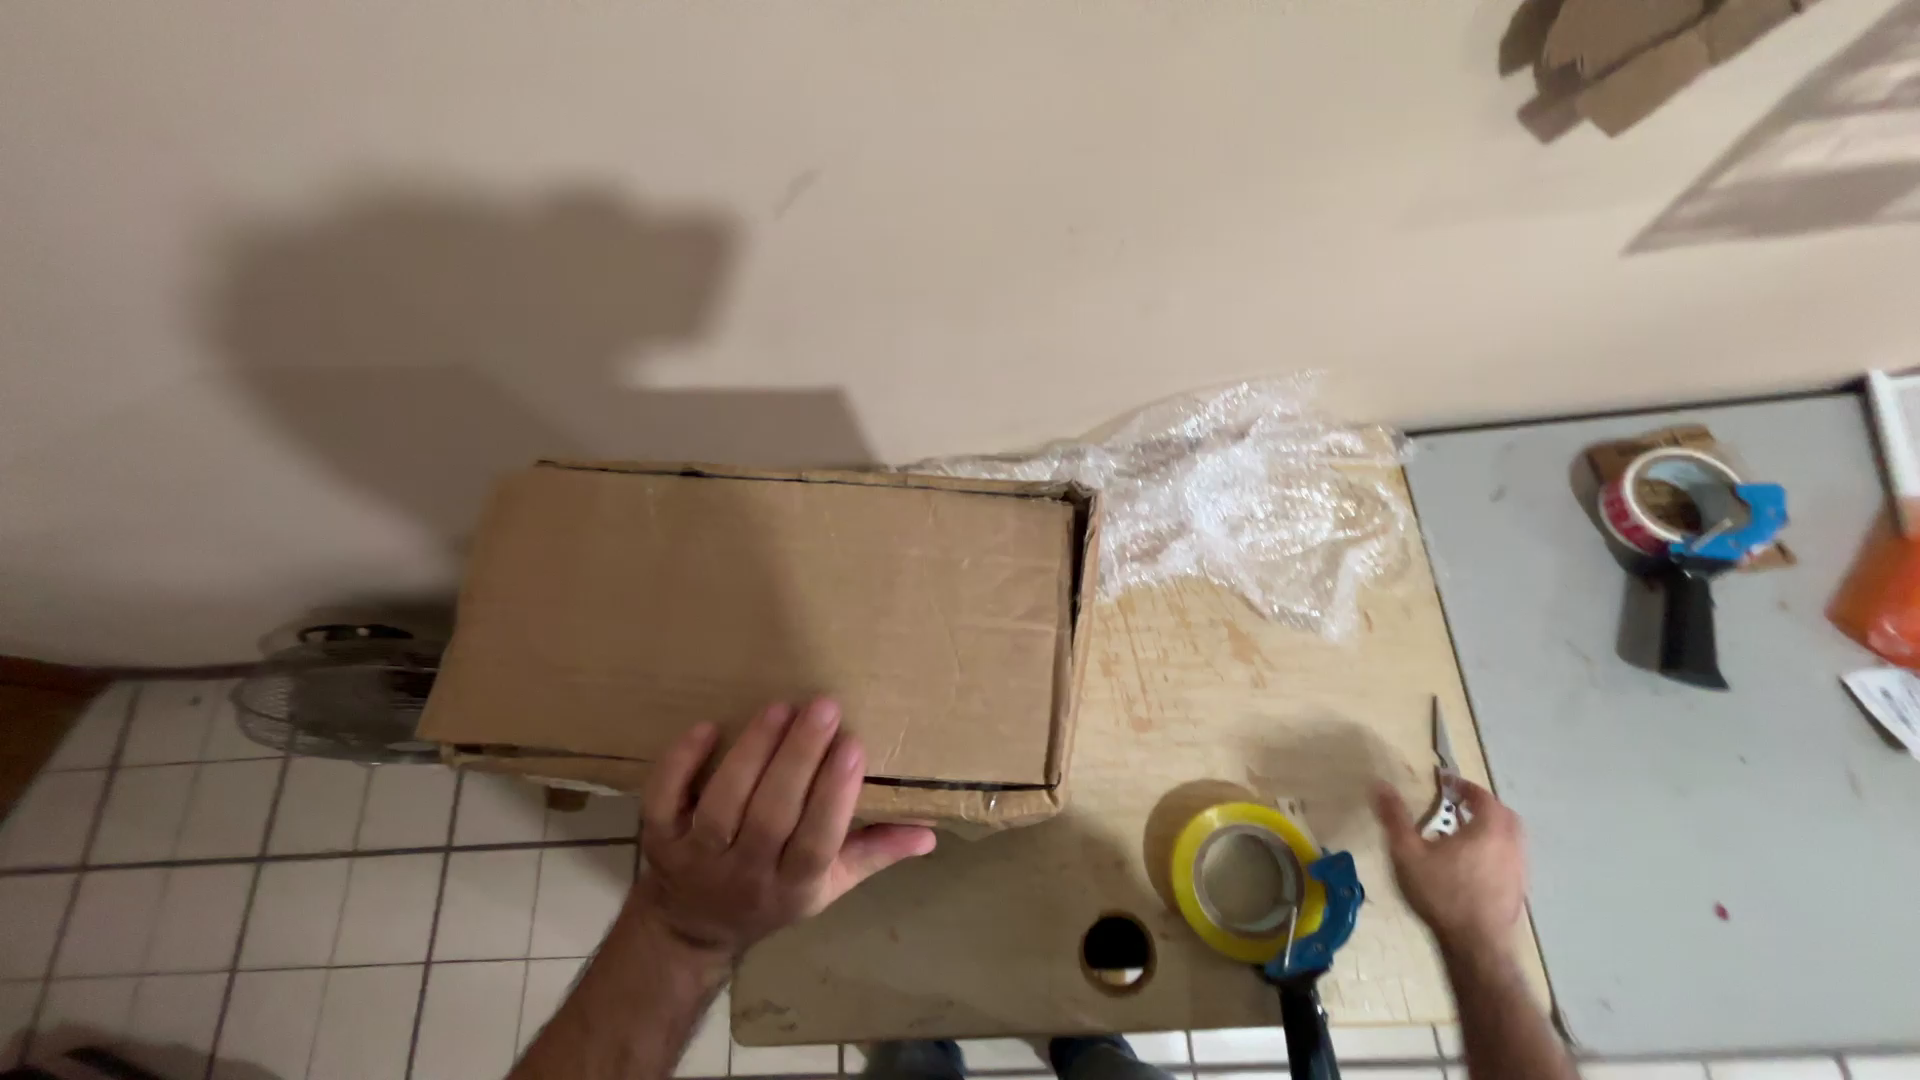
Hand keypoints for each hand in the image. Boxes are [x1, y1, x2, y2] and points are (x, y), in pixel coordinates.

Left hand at [631, 699, 937, 956]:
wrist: (693, 929)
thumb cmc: (774, 895)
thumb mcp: (829, 885)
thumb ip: (875, 853)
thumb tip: (929, 833)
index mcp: (794, 883)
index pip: (817, 840)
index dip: (834, 795)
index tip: (855, 745)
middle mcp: (745, 873)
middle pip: (771, 815)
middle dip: (798, 759)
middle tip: (823, 707)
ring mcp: (698, 857)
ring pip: (723, 805)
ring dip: (752, 753)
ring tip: (780, 708)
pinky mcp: (658, 839)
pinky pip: (664, 800)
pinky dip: (680, 764)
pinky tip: (708, 726)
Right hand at [1372, 778, 1526, 956]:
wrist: (1476, 946)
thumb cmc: (1441, 893)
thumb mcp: (1407, 853)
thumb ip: (1395, 817)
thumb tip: (1380, 784)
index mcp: (1487, 831)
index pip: (1484, 798)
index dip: (1465, 787)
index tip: (1447, 784)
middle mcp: (1510, 846)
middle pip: (1505, 816)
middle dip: (1483, 806)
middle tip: (1458, 805)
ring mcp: (1518, 870)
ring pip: (1511, 838)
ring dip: (1491, 828)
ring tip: (1463, 833)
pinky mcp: (1518, 891)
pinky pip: (1510, 858)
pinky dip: (1494, 849)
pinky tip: (1471, 864)